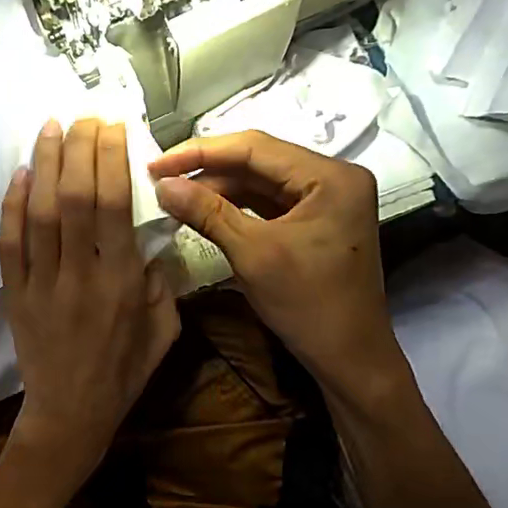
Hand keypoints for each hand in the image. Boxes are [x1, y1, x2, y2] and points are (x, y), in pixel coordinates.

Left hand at [0, 118, 179, 494]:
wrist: (70, 413)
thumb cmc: (124, 373)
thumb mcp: (164, 331)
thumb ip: (162, 283)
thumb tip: (150, 240)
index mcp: (121, 281)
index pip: (114, 205)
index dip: (111, 159)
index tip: (112, 128)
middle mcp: (80, 273)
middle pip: (75, 198)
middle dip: (79, 149)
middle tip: (83, 117)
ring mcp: (42, 282)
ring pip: (39, 213)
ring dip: (44, 165)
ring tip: (49, 127)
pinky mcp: (15, 293)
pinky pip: (10, 243)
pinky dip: (12, 207)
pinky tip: (18, 175)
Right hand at [149, 131, 395, 384]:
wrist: (349, 359)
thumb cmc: (308, 305)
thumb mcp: (253, 254)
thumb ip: (207, 212)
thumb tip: (162, 185)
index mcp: (331, 176)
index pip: (256, 147)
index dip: (201, 152)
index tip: (157, 163)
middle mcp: (334, 177)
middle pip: (260, 161)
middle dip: (208, 170)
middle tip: (160, 181)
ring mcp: (327, 199)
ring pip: (262, 181)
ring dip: (219, 188)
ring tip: (175, 197)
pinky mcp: (317, 219)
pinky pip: (269, 202)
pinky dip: (236, 206)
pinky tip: (204, 210)